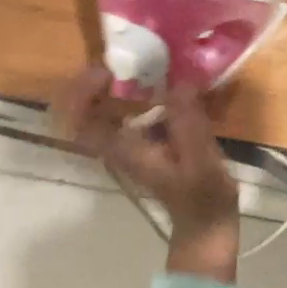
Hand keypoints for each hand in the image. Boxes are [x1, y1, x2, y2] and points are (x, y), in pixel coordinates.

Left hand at [53, 66, 239, 281]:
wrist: (207, 225)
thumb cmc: (203, 198)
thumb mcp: (200, 159)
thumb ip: (188, 121)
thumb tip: (180, 81)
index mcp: (123, 150)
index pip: (79, 121)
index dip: (81, 92)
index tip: (108, 71)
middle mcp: (118, 146)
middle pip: (86, 110)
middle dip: (100, 81)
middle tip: (129, 62)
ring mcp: (130, 146)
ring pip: (106, 110)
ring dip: (119, 86)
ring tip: (149, 68)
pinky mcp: (145, 145)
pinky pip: (128, 115)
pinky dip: (138, 97)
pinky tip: (166, 88)